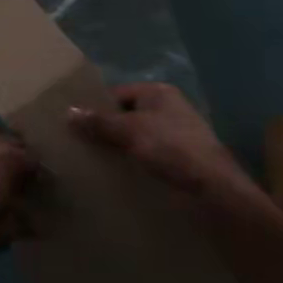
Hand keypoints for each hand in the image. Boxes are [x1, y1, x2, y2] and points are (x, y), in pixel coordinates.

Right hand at [69, 83, 248, 197]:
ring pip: (137, 139)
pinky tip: (118, 178)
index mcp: (159, 93)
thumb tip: (69, 111)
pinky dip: (133, 165)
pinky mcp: (180, 161)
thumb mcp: (130, 131)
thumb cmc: (171, 148)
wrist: (213, 189)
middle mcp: (168, 109)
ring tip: (94, 165)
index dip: (97, 108)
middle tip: (80, 147)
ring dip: (119, 151)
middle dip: (106, 131)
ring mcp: (176, 135)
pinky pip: (148, 158)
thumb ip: (100, 122)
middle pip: (127, 116)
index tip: (75, 126)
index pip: (118, 94)